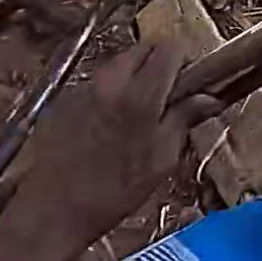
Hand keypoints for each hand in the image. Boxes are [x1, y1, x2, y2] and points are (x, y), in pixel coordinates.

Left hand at [6, 37, 222, 252]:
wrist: (50, 213)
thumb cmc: (114, 191)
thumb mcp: (161, 159)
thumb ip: (184, 118)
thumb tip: (210, 96)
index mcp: (139, 93)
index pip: (171, 48)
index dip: (185, 60)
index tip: (190, 81)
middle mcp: (111, 79)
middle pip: (145, 48)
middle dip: (161, 63)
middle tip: (168, 95)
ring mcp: (85, 85)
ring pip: (121, 62)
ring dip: (136, 75)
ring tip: (139, 111)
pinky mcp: (65, 97)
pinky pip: (99, 80)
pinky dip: (113, 90)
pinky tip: (110, 123)